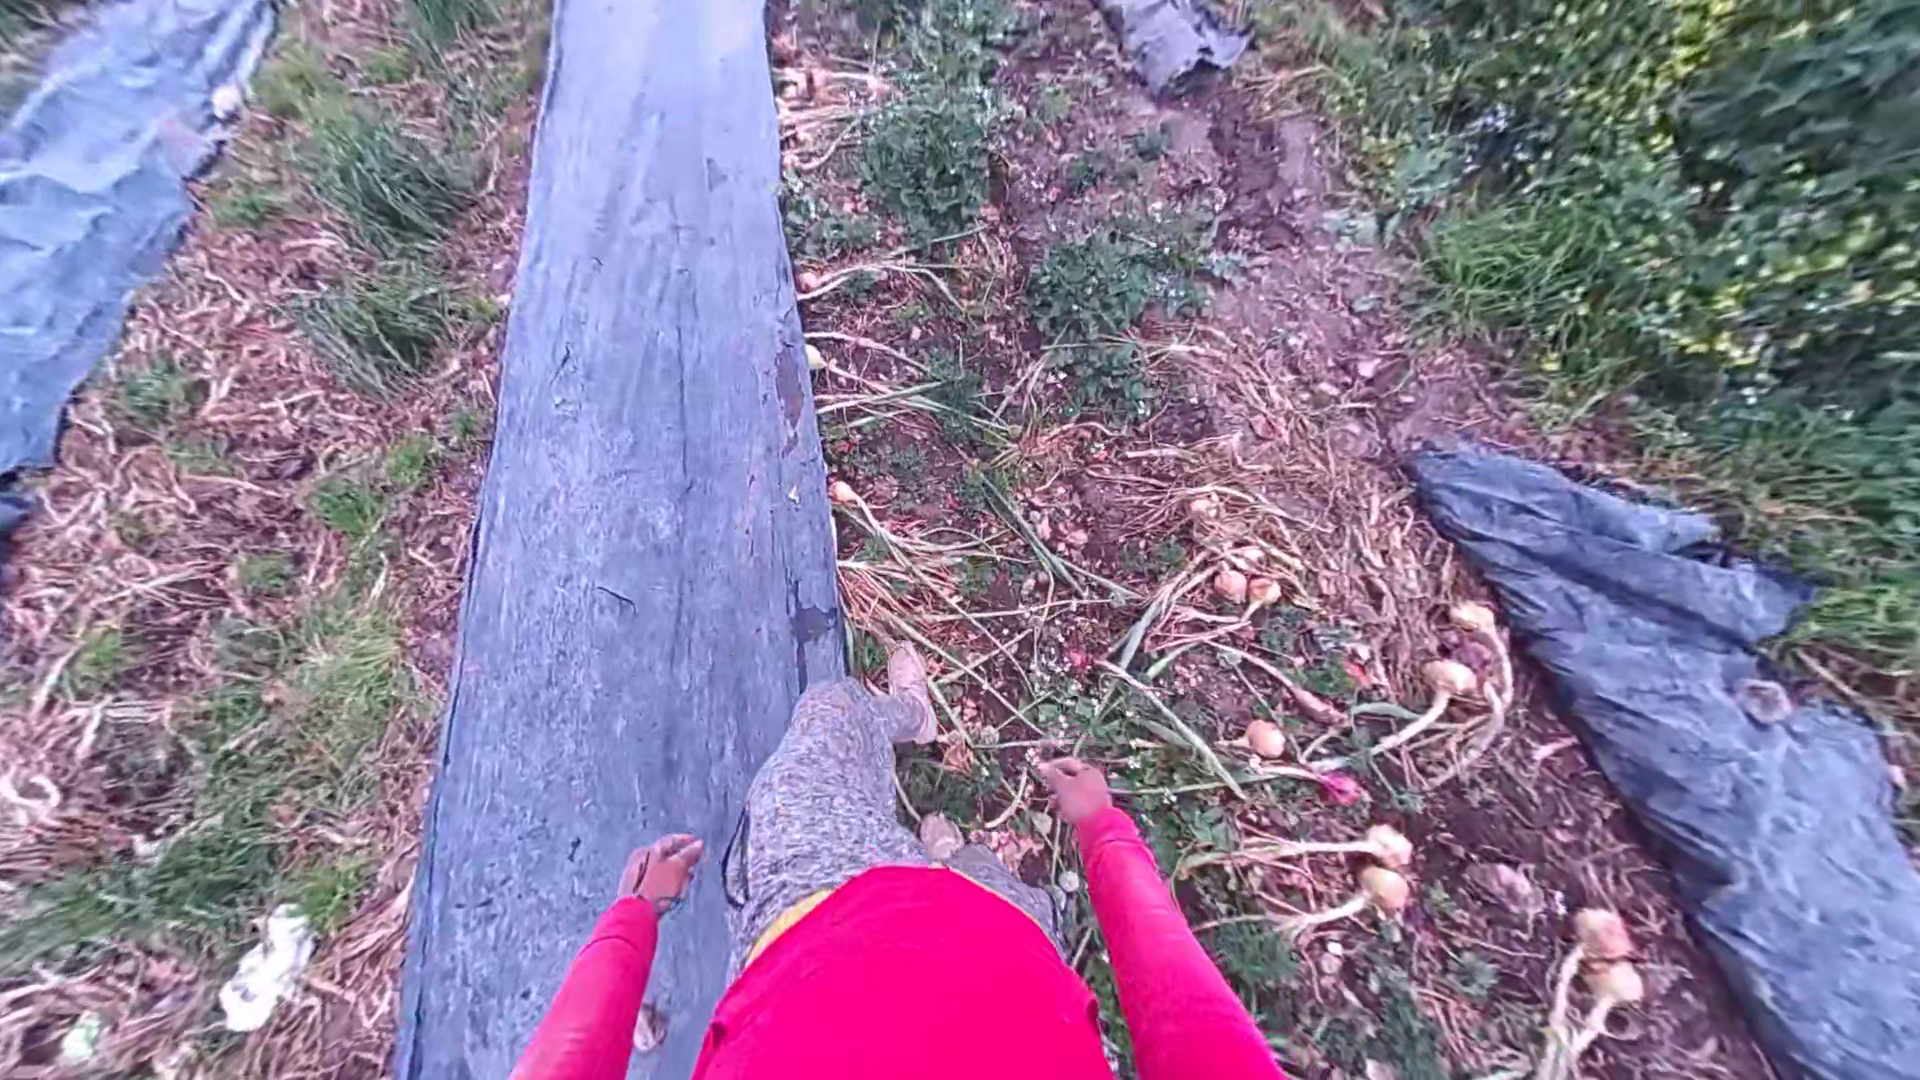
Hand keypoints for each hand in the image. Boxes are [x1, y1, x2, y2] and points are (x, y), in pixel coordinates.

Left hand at [618, 834, 704, 913]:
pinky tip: (675, 893)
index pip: (671, 840)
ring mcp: (637, 877)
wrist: (635, 917)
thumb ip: (690, 853)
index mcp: (648, 850)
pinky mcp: (637, 892)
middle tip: (694, 866)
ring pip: (663, 871)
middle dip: (683, 861)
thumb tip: (699, 844)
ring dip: (677, 875)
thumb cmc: (657, 887)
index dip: (687, 842)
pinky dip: (668, 885)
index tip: (699, 846)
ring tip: (686, 882)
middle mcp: (640, 860)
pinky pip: (657, 884)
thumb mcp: (678, 867)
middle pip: (667, 856)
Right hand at [1037, 757, 1112, 824]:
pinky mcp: (1092, 811)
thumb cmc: (1080, 802)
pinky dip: (1068, 808)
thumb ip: (1052, 775)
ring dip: (1060, 798)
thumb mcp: (1063, 786)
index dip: (1053, 766)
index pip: (1068, 763)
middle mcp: (1093, 782)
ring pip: (1072, 793)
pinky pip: (1077, 805)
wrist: (1097, 827)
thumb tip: (1042, 766)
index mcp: (1088, 771)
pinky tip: (1062, 814)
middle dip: (1057, 786)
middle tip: (1048, 789)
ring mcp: (1094, 797)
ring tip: (1053, 805)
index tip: (1042, 771)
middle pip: (1070, 779)